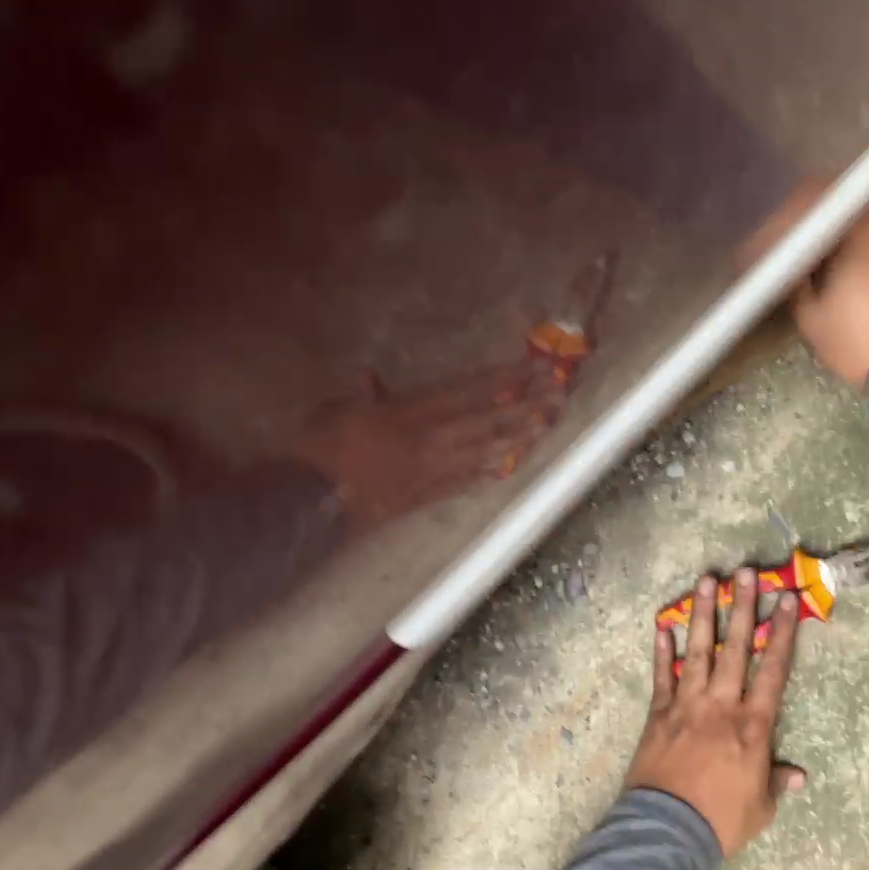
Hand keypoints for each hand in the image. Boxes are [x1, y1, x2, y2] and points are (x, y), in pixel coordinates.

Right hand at [292, 363, 565, 532]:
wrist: (310, 501)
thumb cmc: (319, 448)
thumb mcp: (338, 410)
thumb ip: (365, 396)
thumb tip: (370, 377)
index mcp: (414, 410)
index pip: (472, 388)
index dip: (508, 377)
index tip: (536, 368)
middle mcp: (434, 438)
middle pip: (491, 418)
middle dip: (528, 405)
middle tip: (558, 394)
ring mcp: (437, 469)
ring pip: (488, 449)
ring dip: (520, 437)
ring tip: (547, 426)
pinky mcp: (430, 495)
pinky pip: (468, 480)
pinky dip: (490, 471)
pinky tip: (510, 465)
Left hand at [625, 570, 806, 856]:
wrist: (665, 834)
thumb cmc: (721, 820)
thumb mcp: (760, 807)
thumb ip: (776, 782)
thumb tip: (798, 776)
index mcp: (753, 725)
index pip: (773, 670)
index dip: (782, 633)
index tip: (787, 601)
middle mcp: (721, 705)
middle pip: (736, 648)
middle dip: (743, 608)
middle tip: (747, 573)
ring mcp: (687, 705)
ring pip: (698, 651)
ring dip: (702, 614)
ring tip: (706, 580)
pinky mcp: (658, 714)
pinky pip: (661, 676)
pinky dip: (661, 650)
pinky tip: (661, 625)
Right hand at [749, 185, 868, 391]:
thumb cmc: (858, 342)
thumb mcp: (812, 319)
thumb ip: (796, 284)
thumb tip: (788, 268)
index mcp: (859, 235)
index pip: (823, 200)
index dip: (797, 210)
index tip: (781, 227)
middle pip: (848, 217)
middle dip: (821, 231)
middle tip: (799, 250)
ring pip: (868, 238)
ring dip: (844, 248)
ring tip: (822, 271)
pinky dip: (866, 264)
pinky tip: (853, 288)